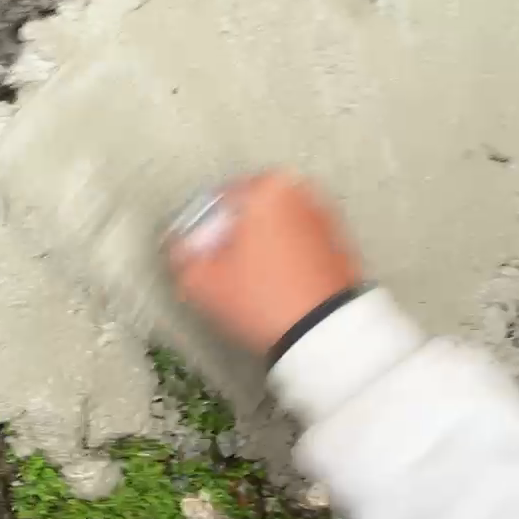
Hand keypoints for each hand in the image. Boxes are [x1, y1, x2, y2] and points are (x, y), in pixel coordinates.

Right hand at [168, 171, 362, 355]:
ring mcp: (324, 218)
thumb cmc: (262, 299)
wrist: (323, 331)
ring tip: (246, 284)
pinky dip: (282, 260)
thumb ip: (181, 257)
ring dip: (256, 249)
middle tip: (219, 271)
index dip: (199, 233)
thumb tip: (179, 248)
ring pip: (273, 229)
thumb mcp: (202, 283)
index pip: (215, 202)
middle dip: (231, 239)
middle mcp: (299, 192)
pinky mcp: (340, 245)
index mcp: (265, 187)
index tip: (194, 256)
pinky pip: (296, 246)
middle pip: (247, 213)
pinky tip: (272, 288)